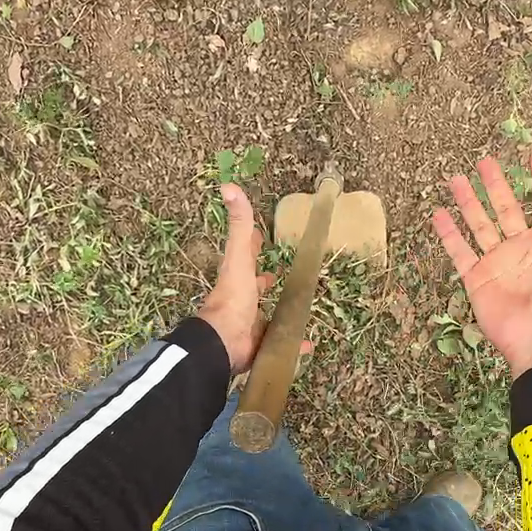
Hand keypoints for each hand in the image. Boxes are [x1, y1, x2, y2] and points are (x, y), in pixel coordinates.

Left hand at [196, 183, 282, 373]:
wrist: (225, 341)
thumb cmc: (233, 297)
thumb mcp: (239, 256)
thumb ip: (239, 225)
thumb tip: (228, 186)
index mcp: (236, 277)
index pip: (244, 255)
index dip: (250, 243)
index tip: (257, 235)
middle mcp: (241, 300)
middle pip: (253, 286)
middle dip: (263, 280)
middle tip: (275, 274)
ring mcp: (249, 323)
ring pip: (265, 315)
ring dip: (278, 311)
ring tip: (295, 308)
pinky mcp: (259, 345)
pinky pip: (279, 343)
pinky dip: (293, 344)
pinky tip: (306, 345)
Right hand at [429, 146, 531, 377]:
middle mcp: (522, 247)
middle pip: (506, 207)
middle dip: (496, 184)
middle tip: (484, 160)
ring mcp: (498, 262)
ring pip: (479, 224)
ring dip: (468, 202)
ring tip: (455, 177)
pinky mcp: (476, 279)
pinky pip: (459, 251)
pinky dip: (448, 234)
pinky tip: (438, 214)